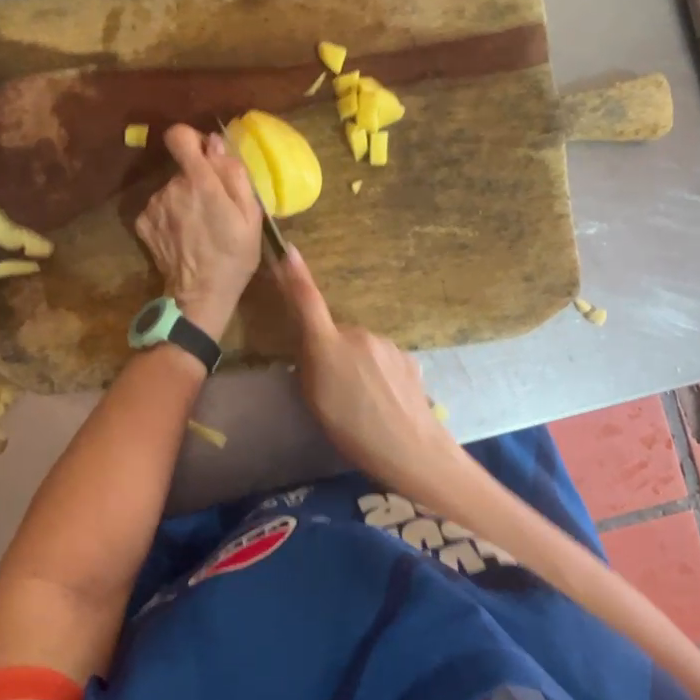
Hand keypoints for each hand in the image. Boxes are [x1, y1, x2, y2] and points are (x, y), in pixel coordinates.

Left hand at [135, 123, 263, 339]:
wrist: (199, 295)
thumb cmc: (234, 256)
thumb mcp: (250, 215)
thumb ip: (233, 173)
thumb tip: (215, 144)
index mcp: (199, 180)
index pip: (179, 135)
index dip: (192, 139)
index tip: (205, 155)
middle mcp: (170, 187)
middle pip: (181, 169)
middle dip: (197, 181)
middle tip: (215, 209)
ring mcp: (153, 206)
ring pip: (171, 190)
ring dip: (183, 201)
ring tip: (200, 228)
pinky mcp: (143, 223)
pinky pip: (160, 209)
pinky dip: (170, 217)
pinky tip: (183, 237)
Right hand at [274, 249, 462, 490]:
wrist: (411, 449)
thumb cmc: (352, 431)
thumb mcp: (315, 402)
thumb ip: (310, 366)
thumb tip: (312, 348)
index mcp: (328, 346)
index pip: (307, 302)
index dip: (295, 277)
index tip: (288, 250)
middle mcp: (358, 335)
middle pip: (337, 335)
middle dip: (333, 353)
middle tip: (335, 392)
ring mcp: (387, 345)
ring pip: (362, 349)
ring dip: (358, 366)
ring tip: (364, 404)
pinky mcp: (408, 357)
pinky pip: (383, 360)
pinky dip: (379, 375)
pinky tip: (386, 403)